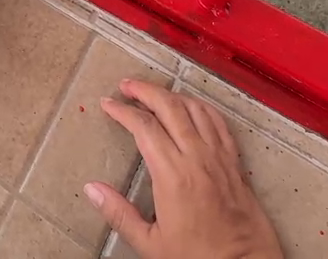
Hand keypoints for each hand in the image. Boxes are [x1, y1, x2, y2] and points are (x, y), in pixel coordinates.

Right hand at [86, 80, 283, 258]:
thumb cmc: (199, 258)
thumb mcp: (152, 245)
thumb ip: (119, 214)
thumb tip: (91, 189)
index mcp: (173, 175)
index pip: (143, 126)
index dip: (122, 110)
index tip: (108, 104)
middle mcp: (197, 158)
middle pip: (168, 106)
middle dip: (144, 90)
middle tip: (126, 87)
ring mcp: (219, 158)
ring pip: (194, 108)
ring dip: (170, 95)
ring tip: (154, 93)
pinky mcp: (235, 163)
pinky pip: (218, 123)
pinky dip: (200, 107)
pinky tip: (190, 106)